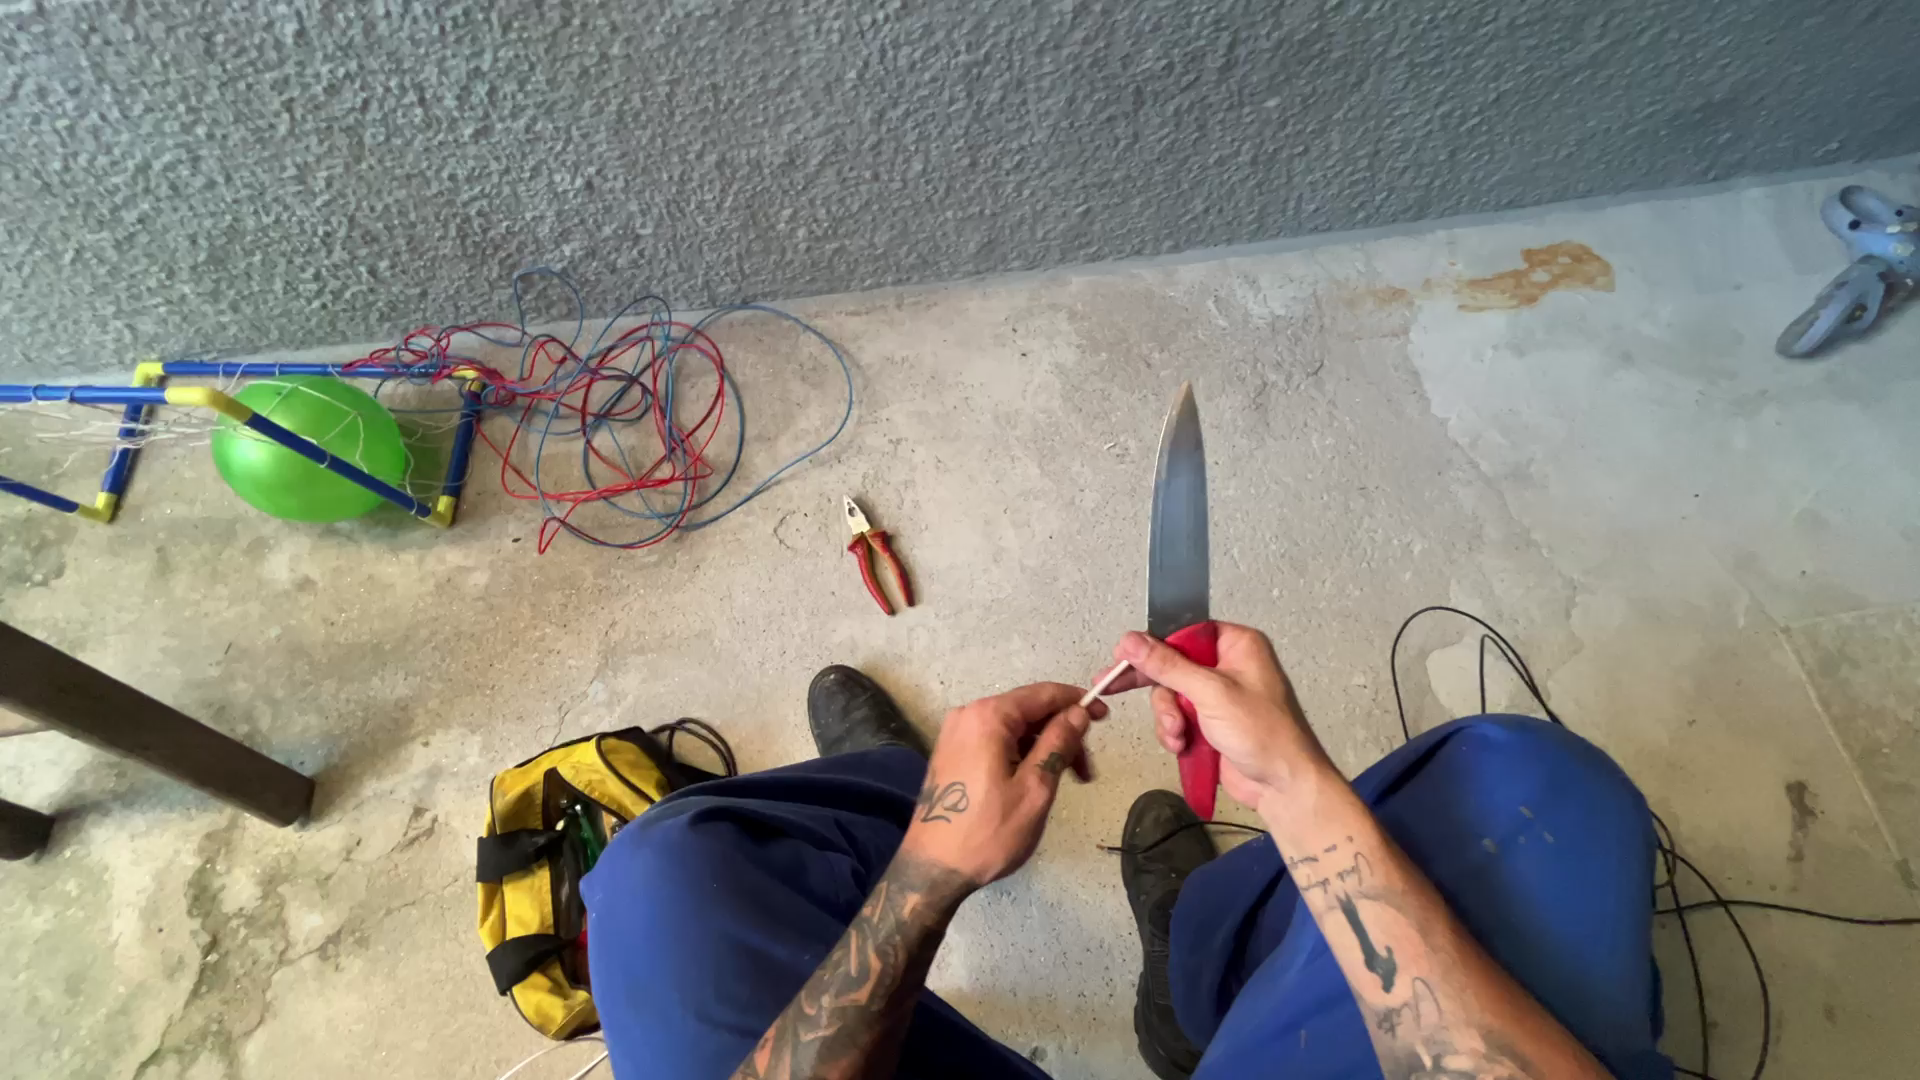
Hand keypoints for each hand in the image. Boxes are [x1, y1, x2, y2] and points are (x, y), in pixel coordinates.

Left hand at [897, 682, 1106, 889]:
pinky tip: (1035, 780)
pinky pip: (996, 740)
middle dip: (1062, 733)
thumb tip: (1079, 712)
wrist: (932, 867)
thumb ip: (1059, 743)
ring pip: (1014, 727)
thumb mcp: (1035, 788)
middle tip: (1086, 771)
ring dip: (1044, 747)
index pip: (1043, 693)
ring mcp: (957, 732)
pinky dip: (1021, 753)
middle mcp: (968, 714)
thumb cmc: (988, 832)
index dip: (1078, 702)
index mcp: (989, 716)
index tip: (1105, 718)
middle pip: (1029, 710)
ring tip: (1066, 782)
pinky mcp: (953, 751)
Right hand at [1103, 623, 1333, 809]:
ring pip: (1168, 693)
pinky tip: (1181, 744)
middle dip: (1157, 689)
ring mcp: (1215, 694)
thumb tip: (1129, 640)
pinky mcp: (1208, 720)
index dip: (1152, 645)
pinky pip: (1175, 715)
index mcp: (1235, 644)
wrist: (1283, 788)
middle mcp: (1225, 664)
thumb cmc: (1262, 733)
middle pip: (1170, 663)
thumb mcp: (1210, 692)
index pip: (1182, 632)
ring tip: (1177, 734)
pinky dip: (1173, 730)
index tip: (1123, 656)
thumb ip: (1167, 665)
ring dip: (1167, 716)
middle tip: (1111, 685)